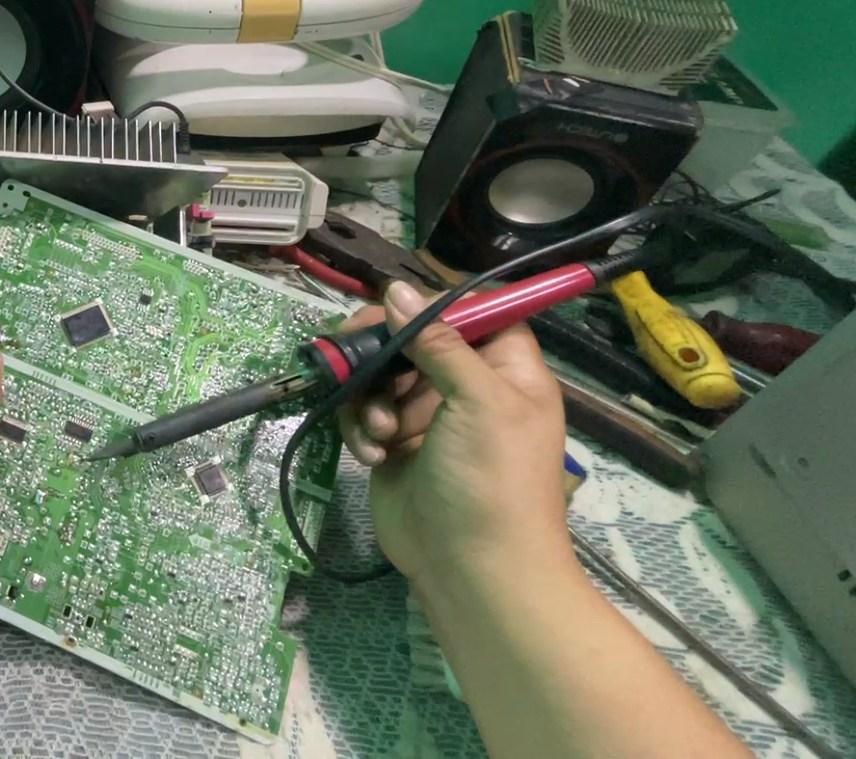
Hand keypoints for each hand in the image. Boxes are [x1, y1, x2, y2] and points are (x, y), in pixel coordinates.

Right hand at [336, 283, 571, 585]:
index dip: (434, 305)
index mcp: (503, 371)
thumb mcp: (478, 402)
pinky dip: (360, 428)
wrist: (469, 567)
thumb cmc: (491, 479)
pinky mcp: (391, 440)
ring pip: (378, 375)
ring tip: (378, 431)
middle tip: (352, 356)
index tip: (394, 309)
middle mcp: (463, 386)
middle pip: (411, 338)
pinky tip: (371, 454)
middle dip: (380, 353)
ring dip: (367, 398)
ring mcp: (424, 415)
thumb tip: (395, 289)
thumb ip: (437, 343)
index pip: (473, 313)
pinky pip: (361, 411)